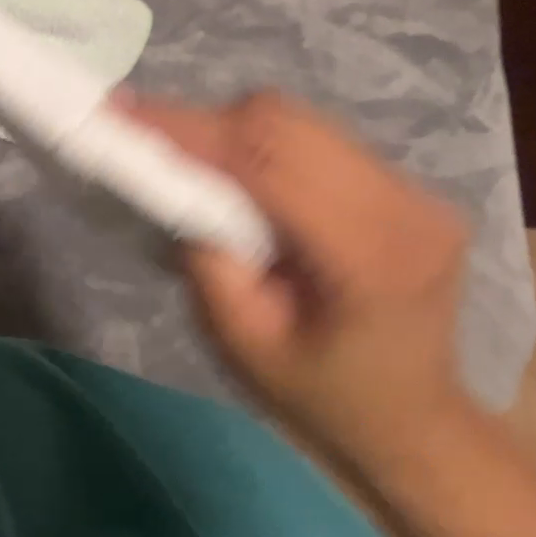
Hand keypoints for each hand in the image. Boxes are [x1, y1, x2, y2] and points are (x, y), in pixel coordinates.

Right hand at [125, 92, 474, 469]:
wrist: (413, 420)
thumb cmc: (318, 392)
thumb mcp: (240, 341)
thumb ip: (208, 262)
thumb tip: (175, 185)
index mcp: (371, 258)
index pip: (266, 165)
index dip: (190, 133)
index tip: (122, 115)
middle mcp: (404, 209)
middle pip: (282, 124)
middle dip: (202, 121)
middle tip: (140, 130)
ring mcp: (414, 192)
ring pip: (296, 119)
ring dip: (228, 126)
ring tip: (178, 146)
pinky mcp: (404, 185)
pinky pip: (314, 135)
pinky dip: (256, 138)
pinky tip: (227, 162)